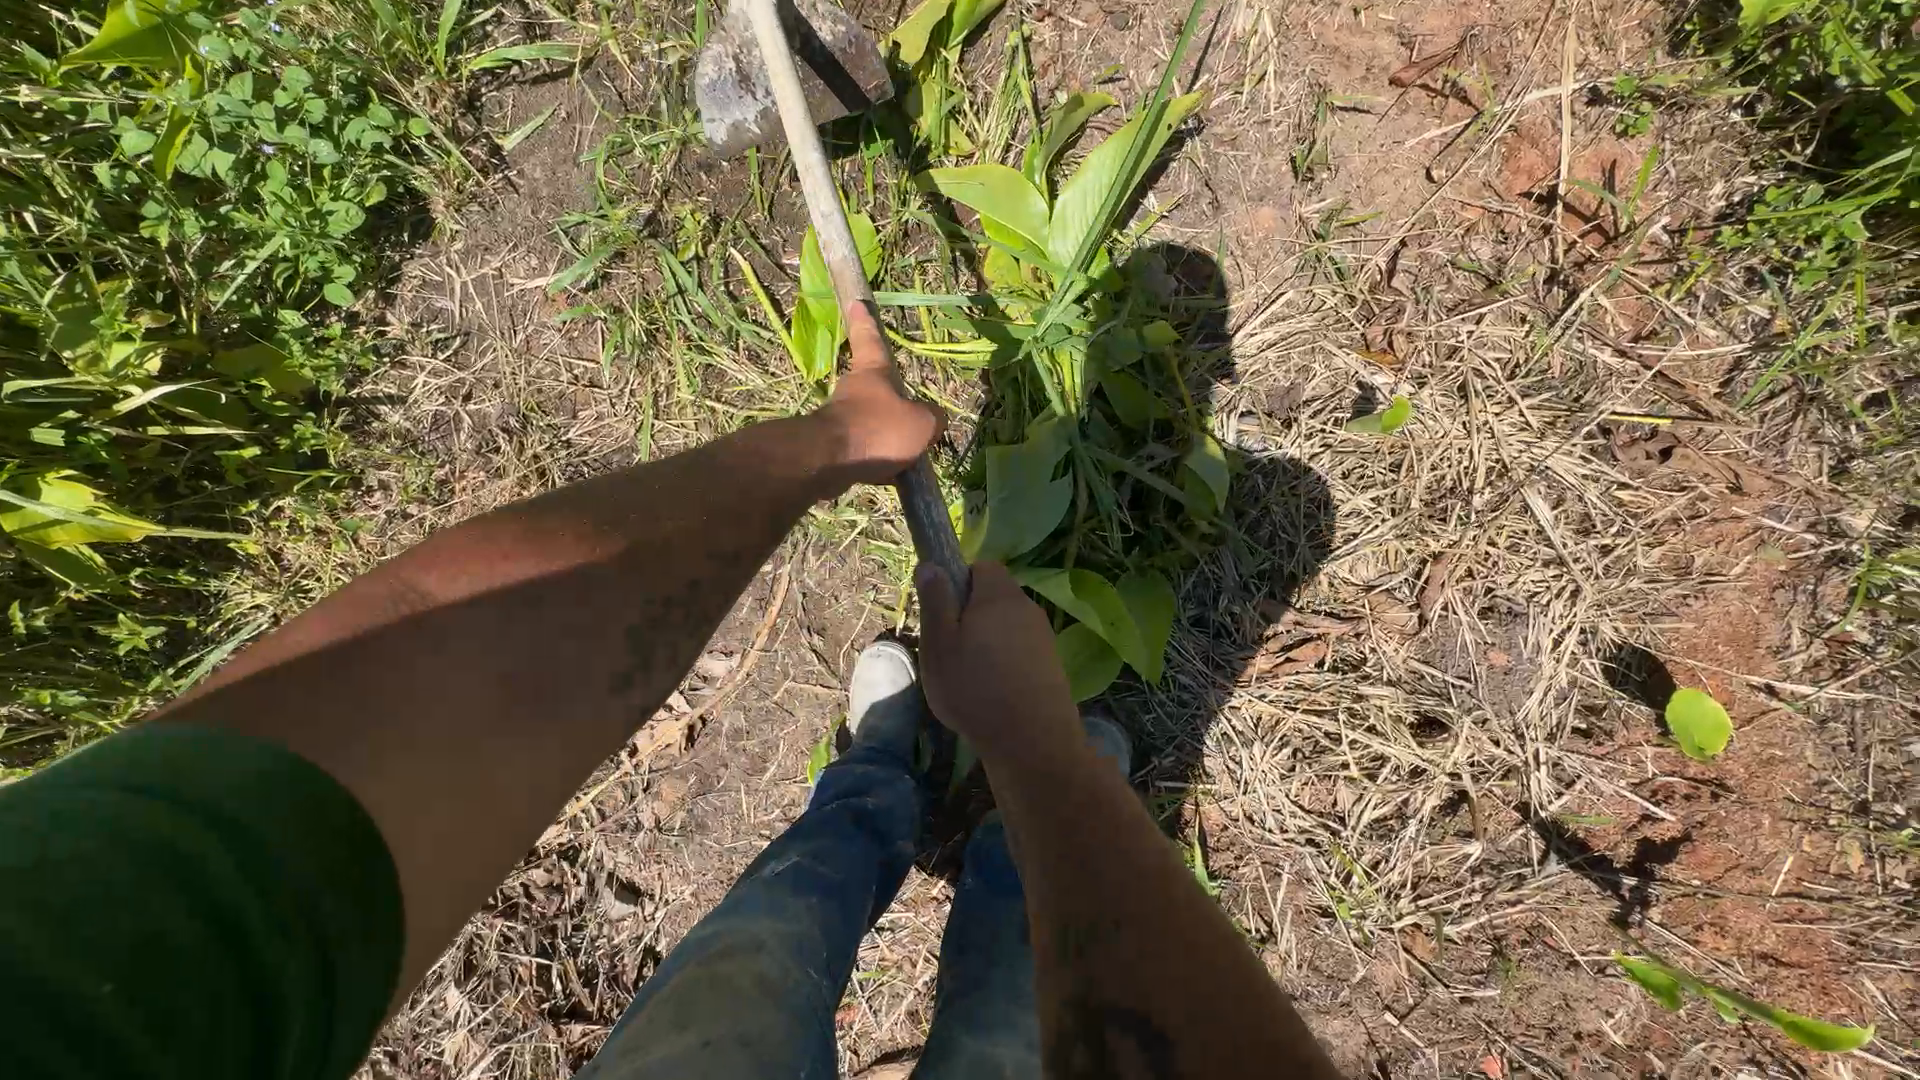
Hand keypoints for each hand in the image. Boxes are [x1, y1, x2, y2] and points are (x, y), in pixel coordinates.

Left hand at [814, 303, 941, 484]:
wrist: (831, 461)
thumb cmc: (879, 430)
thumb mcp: (922, 423)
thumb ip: (932, 418)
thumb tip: (934, 421)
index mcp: (872, 375)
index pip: (870, 341)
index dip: (866, 323)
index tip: (857, 304)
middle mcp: (851, 391)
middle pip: (873, 391)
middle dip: (888, 403)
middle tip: (906, 419)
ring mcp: (839, 420)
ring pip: (869, 424)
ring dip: (885, 438)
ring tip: (904, 458)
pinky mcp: (831, 447)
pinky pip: (862, 451)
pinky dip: (876, 461)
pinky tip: (888, 475)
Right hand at [915, 560, 1081, 758]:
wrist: (1031, 740)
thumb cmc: (975, 688)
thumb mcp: (939, 644)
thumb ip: (935, 601)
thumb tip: (931, 565)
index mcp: (999, 595)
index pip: (982, 566)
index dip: (960, 581)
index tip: (944, 611)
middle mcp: (1027, 607)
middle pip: (996, 596)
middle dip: (972, 614)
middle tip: (950, 647)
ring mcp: (1044, 636)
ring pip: (1008, 625)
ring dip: (988, 640)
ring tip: (969, 674)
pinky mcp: (1051, 664)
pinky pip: (1021, 649)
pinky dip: (1005, 661)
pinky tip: (993, 690)